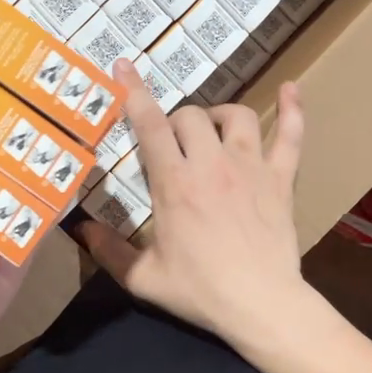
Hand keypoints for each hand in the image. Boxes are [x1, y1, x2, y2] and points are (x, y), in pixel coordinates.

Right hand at [77, 60, 309, 342]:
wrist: (261, 305)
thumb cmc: (199, 291)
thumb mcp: (142, 277)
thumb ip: (107, 250)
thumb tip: (79, 229)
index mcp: (174, 183)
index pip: (150, 124)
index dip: (134, 92)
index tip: (123, 67)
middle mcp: (211, 164)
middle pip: (190, 116)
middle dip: (174, 121)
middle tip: (169, 145)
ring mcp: (251, 167)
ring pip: (236, 115)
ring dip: (217, 115)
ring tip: (210, 130)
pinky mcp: (281, 179)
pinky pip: (290, 135)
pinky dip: (292, 110)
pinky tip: (291, 90)